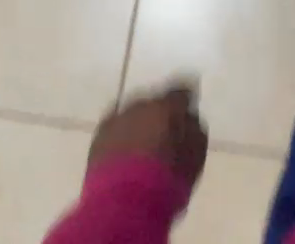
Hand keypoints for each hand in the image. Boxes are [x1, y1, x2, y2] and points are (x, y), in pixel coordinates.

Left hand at [88, 83, 208, 189]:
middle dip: (159, 115)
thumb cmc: (167, 180)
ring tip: (143, 148)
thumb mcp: (195, 156)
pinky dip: (122, 136)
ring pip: (133, 114)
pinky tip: (125, 155)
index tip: (187, 111)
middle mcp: (142, 104)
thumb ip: (194, 129)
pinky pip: (116, 128)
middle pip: (154, 102)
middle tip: (164, 135)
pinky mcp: (99, 135)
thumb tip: (189, 118)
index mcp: (168, 106)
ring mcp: (118, 118)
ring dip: (139, 125)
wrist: (124, 202)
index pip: (181, 93)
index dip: (185, 102)